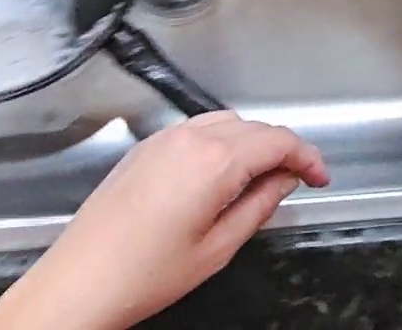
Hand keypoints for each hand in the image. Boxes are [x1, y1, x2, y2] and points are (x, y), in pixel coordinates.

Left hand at [0, 111, 330, 329]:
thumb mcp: (218, 247)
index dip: (307, 156)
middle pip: (255, 126)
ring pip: (227, 121)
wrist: (79, 281)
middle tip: (299, 179)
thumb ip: (259, 204)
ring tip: (262, 177)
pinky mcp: (147, 144)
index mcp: (215, 160)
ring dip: (252, 141)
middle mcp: (192, 135)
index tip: (321, 178)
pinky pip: (198, 127)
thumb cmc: (149, 273)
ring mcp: (166, 135)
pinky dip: (223, 140)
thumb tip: (284, 179)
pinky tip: (222, 172)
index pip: (277, 141)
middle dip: (283, 147)